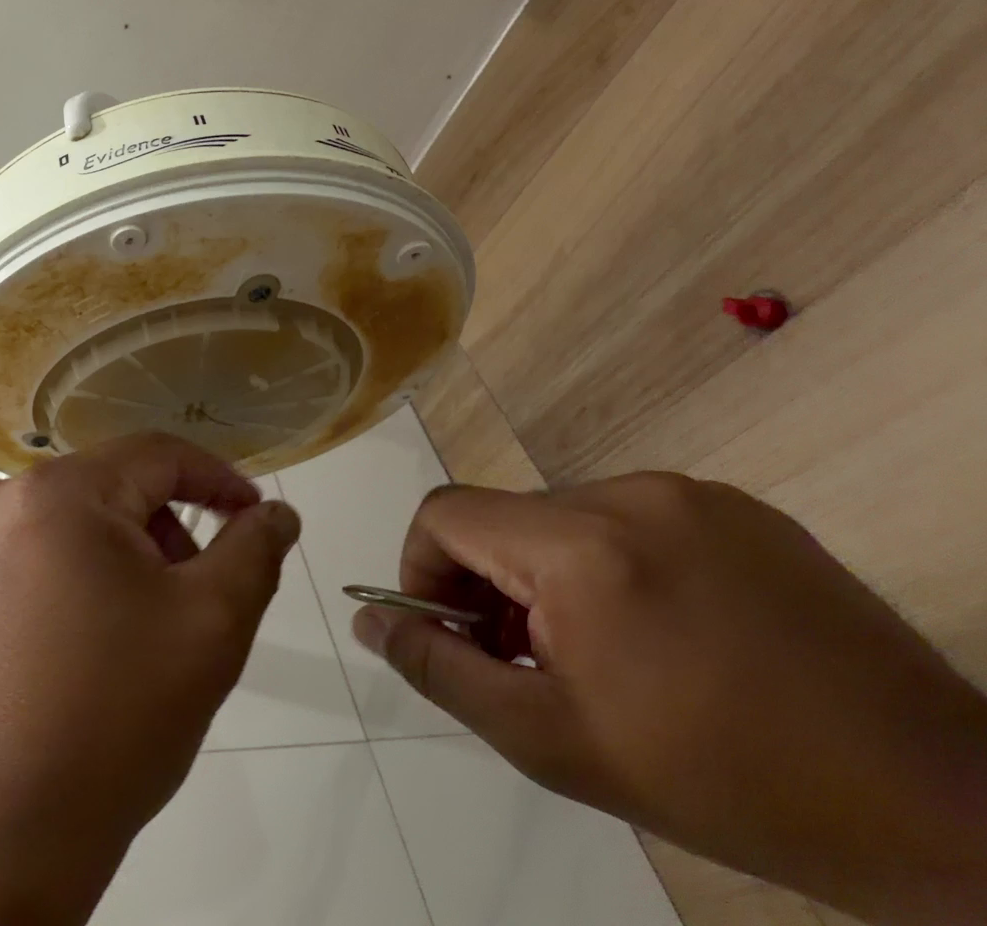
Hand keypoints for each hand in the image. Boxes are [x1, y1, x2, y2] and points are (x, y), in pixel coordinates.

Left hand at [0, 433, 299, 925]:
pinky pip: (44, 555)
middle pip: (115, 487)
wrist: (13, 818)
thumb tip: (274, 511)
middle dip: (172, 527)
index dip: (219, 480)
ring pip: (79, 523)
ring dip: (133, 554)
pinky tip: (107, 638)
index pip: (157, 455)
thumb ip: (254, 549)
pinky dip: (89, 576)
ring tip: (156, 623)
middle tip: (206, 590)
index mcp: (56, 492)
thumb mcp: (212, 620)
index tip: (258, 520)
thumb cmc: (120, 710)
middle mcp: (2, 502)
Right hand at [353, 474, 986, 925]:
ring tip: (594, 659)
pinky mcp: (749, 514)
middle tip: (524, 666)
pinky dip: (610, 569)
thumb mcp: (544, 738)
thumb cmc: (714, 776)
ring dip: (547, 579)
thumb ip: (438, 668)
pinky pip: (633, 522)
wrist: (929, 803)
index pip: (445, 513)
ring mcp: (700, 498)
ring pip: (565, 519)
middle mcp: (636, 496)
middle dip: (487, 585)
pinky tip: (659, 639)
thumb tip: (370, 620)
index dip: (421, 572)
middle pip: (505, 517)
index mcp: (582, 546)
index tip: (453, 638)